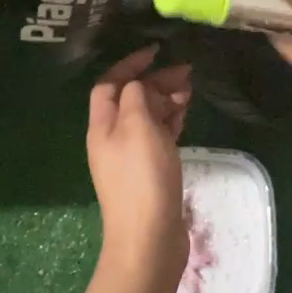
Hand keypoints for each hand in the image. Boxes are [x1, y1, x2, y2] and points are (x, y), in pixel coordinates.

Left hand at [85, 46, 191, 277]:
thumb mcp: (138, 126)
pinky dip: (171, 121)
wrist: (148, 241)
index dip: (130, 64)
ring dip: (166, 99)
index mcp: (102, 125)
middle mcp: (112, 139)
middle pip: (131, 98)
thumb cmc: (142, 177)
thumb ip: (137, 96)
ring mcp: (131, 158)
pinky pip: (158, 136)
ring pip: (147, 117)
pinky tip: (185, 115)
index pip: (110, 83)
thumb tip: (140, 85)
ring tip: (189, 91)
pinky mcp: (149, 173)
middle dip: (155, 81)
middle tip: (186, 73)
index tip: (156, 51)